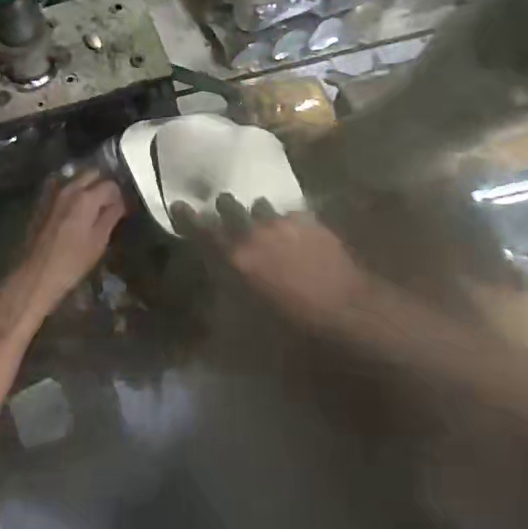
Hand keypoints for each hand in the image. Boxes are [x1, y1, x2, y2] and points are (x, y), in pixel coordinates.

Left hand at [0, 170, 127, 335]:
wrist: (35, 274)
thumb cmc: (72, 262)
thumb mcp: (99, 241)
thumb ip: (111, 216)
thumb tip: (121, 203)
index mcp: (86, 197)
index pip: (111, 185)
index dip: (120, 196)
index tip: (124, 209)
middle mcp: (68, 188)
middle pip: (92, 174)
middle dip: (104, 185)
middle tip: (112, 204)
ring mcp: (52, 194)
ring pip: (76, 179)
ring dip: (88, 186)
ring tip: (96, 206)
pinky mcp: (42, 202)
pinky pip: (63, 188)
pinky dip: (74, 192)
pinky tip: (77, 210)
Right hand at [172, 195, 374, 329]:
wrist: (348, 308)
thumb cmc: (296, 323)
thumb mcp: (254, 314)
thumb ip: (233, 290)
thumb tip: (223, 280)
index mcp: (237, 257)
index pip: (202, 230)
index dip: (187, 217)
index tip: (179, 205)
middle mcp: (256, 233)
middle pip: (230, 207)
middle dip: (224, 208)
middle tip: (223, 210)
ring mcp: (284, 223)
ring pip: (261, 207)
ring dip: (258, 214)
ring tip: (262, 223)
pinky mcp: (311, 222)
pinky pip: (290, 214)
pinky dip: (287, 222)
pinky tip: (295, 233)